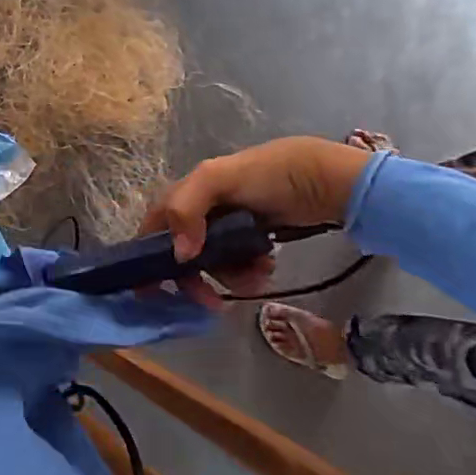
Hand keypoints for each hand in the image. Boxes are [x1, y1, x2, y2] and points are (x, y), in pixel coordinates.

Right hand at [140, 137, 372, 304]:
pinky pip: (239, 263)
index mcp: (186, 192)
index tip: (153, 291)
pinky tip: (268, 266)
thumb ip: (186, 209)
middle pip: (183, 253)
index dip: (149, 257)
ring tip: (259, 275)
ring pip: (213, 262)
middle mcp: (202, 209)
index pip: (154, 227)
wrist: (327, 179)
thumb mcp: (218, 178)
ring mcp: (228, 225)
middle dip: (195, 278)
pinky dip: (249, 271)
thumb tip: (178, 255)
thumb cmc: (268, 173)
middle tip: (211, 300)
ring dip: (230, 276)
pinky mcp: (252, 237)